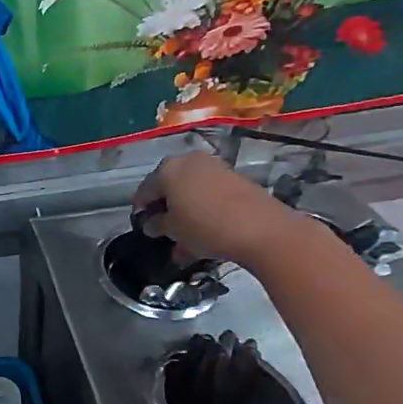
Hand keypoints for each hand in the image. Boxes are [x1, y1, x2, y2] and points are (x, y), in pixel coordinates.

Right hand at [132, 153, 313, 268]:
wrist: (262, 229)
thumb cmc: (205, 226)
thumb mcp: (173, 230)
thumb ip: (157, 225)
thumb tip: (151, 224)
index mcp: (167, 170)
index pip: (145, 189)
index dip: (140, 208)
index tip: (141, 224)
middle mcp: (190, 162)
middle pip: (170, 188)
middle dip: (165, 210)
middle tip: (163, 231)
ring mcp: (215, 169)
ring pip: (192, 193)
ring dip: (185, 214)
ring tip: (184, 241)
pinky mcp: (236, 180)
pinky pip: (210, 196)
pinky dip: (204, 212)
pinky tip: (204, 236)